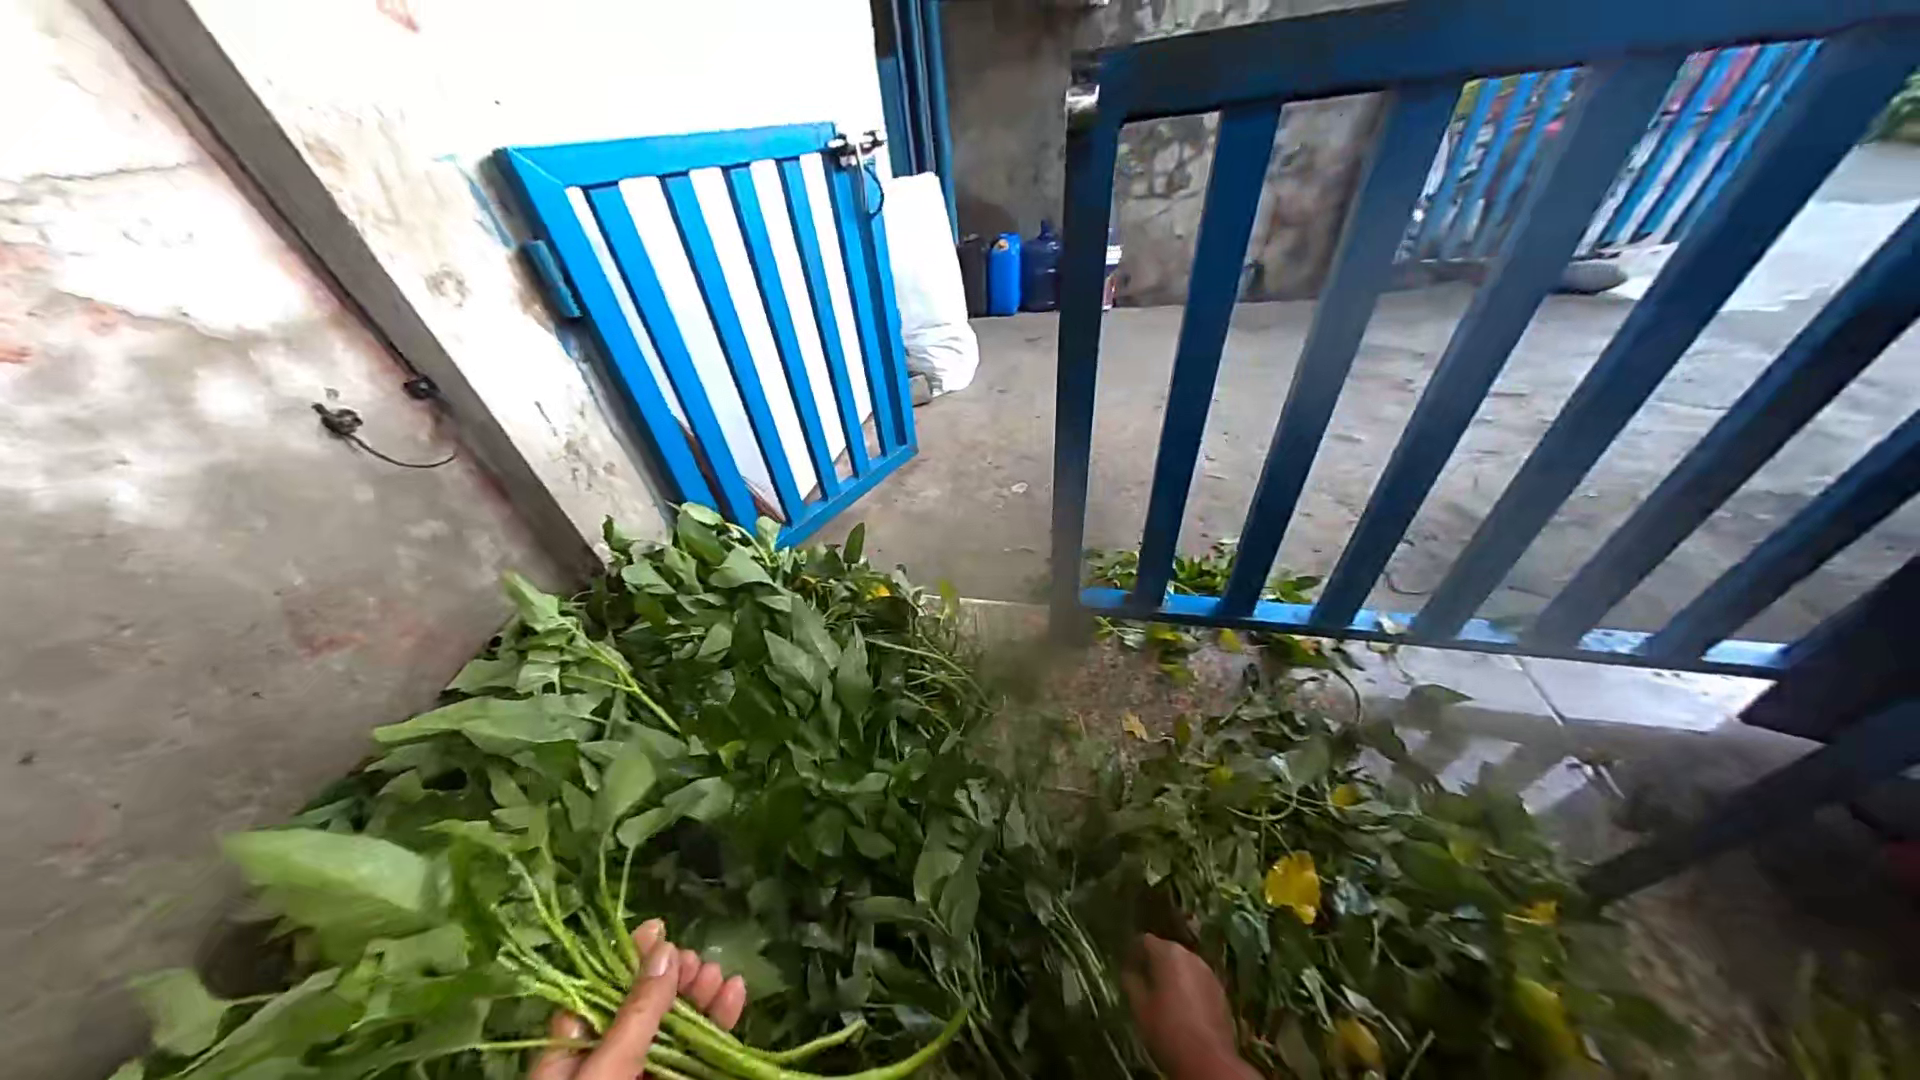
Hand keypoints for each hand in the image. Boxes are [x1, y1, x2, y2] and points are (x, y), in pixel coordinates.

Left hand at [530, 918, 747, 1079]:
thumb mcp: (603, 1077)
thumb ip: (635, 1017)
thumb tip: (662, 949)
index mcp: (569, 1061)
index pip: (594, 996)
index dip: (626, 961)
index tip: (659, 929)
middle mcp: (605, 1068)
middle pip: (641, 1008)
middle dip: (672, 980)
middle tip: (699, 962)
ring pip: (674, 1029)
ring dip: (700, 998)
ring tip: (720, 978)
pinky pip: (697, 1056)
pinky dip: (717, 1026)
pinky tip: (734, 997)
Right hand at [1121, 934, 1261, 1079]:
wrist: (1210, 1063)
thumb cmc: (1168, 1030)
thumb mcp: (1139, 1007)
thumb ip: (1131, 982)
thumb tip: (1129, 972)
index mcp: (1168, 953)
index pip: (1144, 941)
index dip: (1133, 952)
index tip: (1126, 968)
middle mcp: (1191, 956)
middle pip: (1166, 952)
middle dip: (1154, 963)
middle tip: (1142, 982)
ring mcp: (1209, 974)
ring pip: (1184, 968)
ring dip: (1172, 976)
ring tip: (1163, 997)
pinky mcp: (1222, 994)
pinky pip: (1198, 983)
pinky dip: (1188, 989)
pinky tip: (1183, 1009)